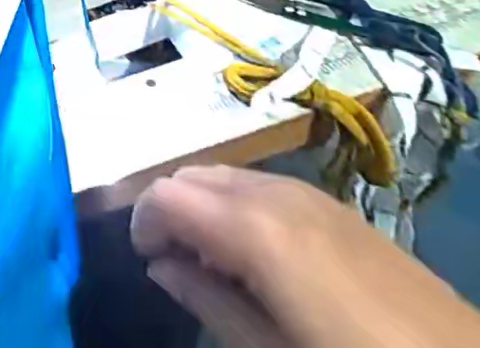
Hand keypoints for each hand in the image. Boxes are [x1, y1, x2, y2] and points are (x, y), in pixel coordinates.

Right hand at [131, 166, 479, 347]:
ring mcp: (312, 193)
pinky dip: (241, 207)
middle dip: (172, 208)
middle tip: (168, 263)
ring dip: (206, 206)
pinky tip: (253, 256)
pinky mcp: (337, 207)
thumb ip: (212, 303)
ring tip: (207, 263)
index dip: (144, 220)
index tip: (141, 260)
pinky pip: (267, 187)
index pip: (173, 193)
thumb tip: (163, 264)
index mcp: (258, 227)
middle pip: (199, 175)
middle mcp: (278, 191)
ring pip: (232, 177)